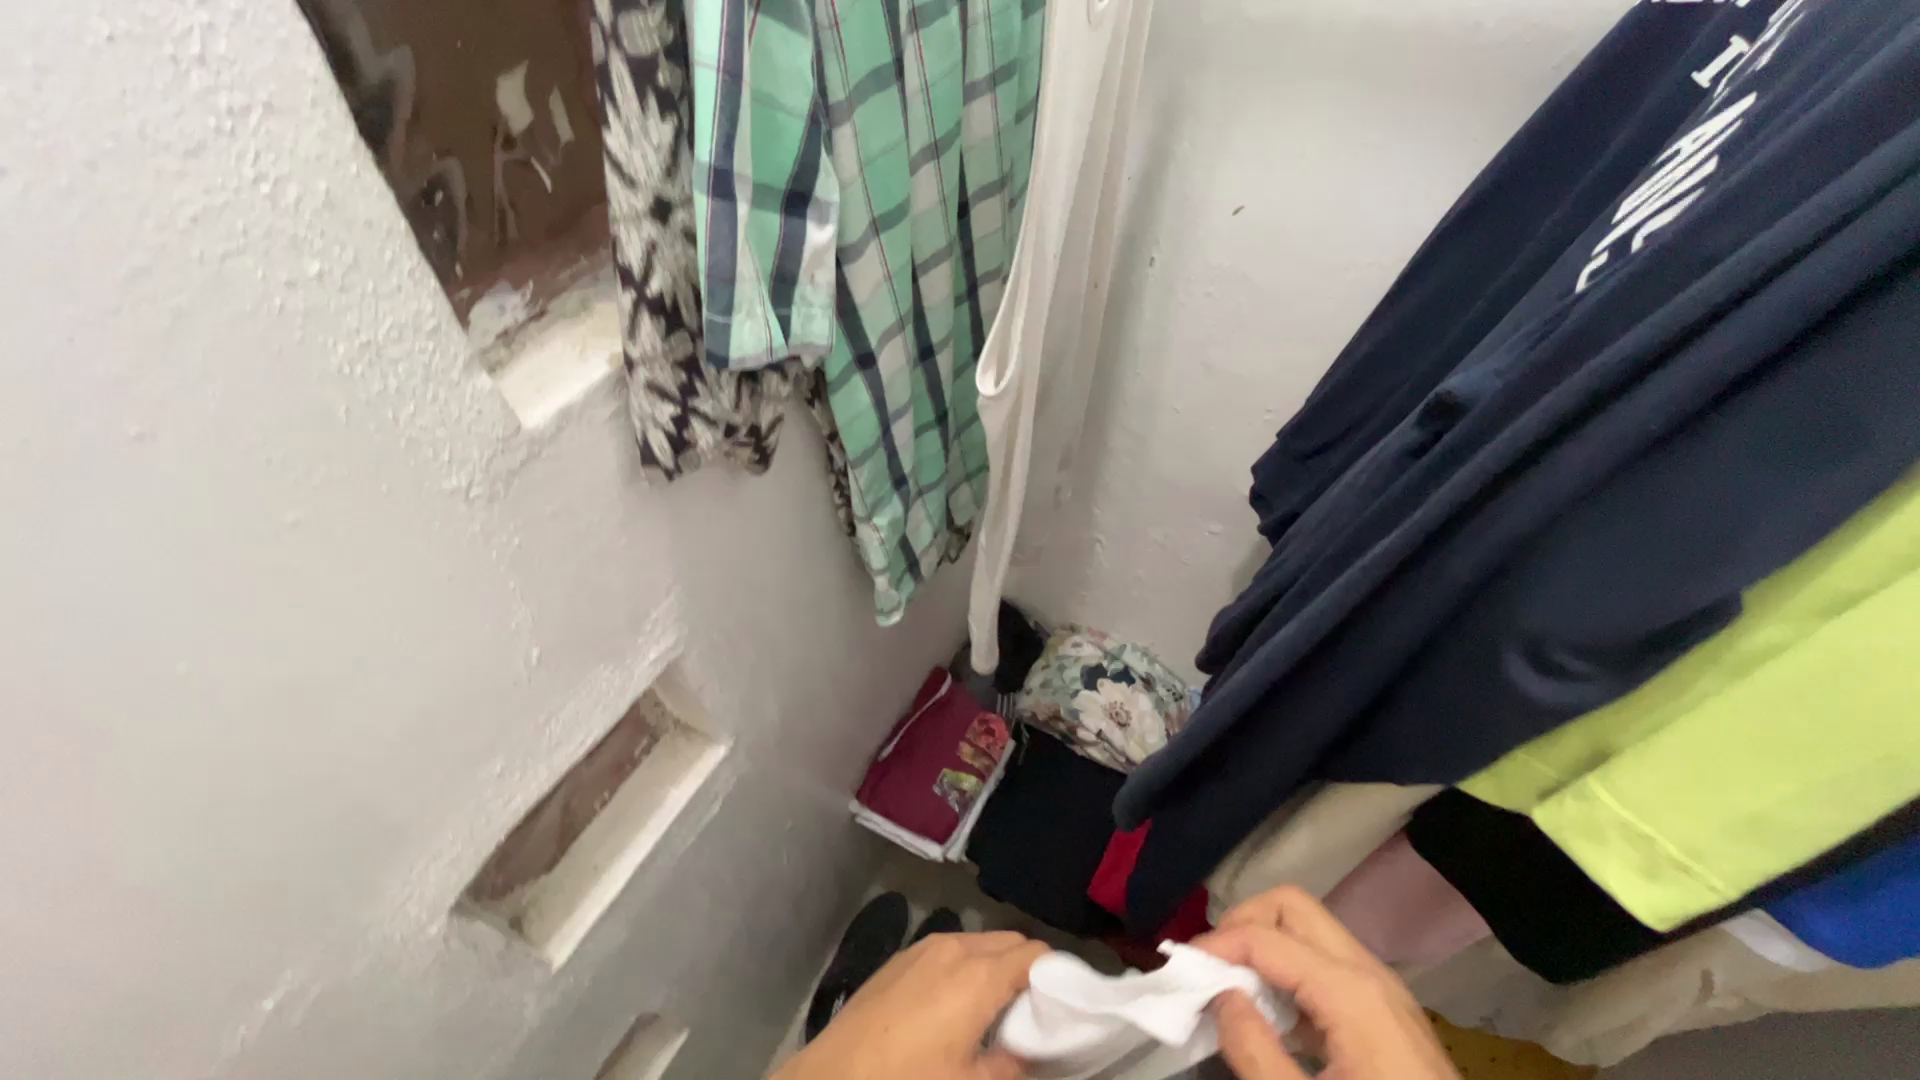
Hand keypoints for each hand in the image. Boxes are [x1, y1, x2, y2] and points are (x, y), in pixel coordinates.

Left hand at [772, 931, 1050, 1079]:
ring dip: (996, 965)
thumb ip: (1011, 1065)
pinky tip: (956, 1004)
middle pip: (1010, 941)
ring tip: (995, 1010)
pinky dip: (966, 966)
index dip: (1057, 975)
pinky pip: (950, 949)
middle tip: (1033, 1013)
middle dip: (1028, 968)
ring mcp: (923, 947)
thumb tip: (1030, 1051)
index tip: (1066, 1004)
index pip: (1036, 953)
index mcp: (979, 974)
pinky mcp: (900, 957)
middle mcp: (955, 947)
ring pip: (979, 942)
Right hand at [1194, 887, 1458, 1079]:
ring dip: (1265, 942)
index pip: (1265, 937)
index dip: (1214, 946)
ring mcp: (1386, 991)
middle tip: (1210, 967)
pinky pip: (1328, 961)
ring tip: (1234, 987)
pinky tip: (1274, 1013)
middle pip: (1292, 907)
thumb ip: (1254, 1051)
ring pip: (1311, 928)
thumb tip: (1221, 997)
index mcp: (1352, 994)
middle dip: (1242, 924)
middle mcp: (1371, 974)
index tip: (1179, 971)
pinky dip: (1290, 966)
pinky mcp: (1389, 1012)